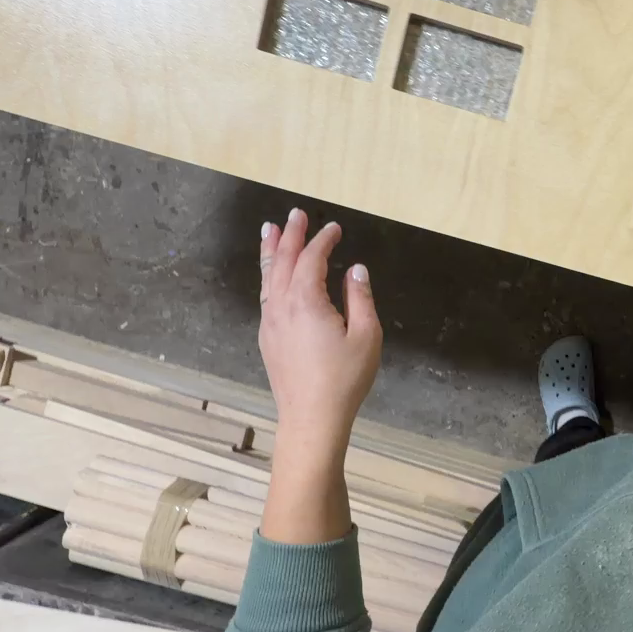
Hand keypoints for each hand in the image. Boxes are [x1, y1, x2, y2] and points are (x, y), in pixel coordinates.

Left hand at [258, 209, 381, 459]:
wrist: (311, 417)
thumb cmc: (344, 378)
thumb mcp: (366, 336)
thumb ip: (360, 298)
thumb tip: (356, 270)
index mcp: (306, 301)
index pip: (312, 259)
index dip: (323, 240)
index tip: (335, 228)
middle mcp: (282, 306)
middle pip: (282, 261)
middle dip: (290, 235)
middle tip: (295, 214)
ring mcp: (270, 322)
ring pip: (267, 277)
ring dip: (271, 251)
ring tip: (270, 230)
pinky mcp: (268, 338)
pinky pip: (265, 294)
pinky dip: (269, 275)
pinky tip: (272, 275)